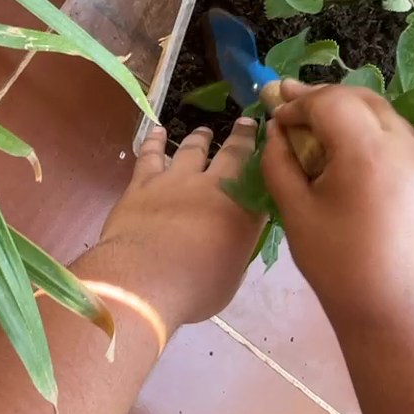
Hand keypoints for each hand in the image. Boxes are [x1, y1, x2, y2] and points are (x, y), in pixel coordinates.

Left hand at [77, 119, 264, 333]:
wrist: (145, 279)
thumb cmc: (193, 289)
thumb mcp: (230, 277)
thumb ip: (234, 252)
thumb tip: (231, 243)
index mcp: (241, 213)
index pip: (260, 184)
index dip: (265, 167)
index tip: (270, 153)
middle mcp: (213, 188)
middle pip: (232, 155)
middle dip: (241, 138)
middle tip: (245, 124)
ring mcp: (176, 181)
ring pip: (192, 150)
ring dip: (200, 138)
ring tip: (204, 131)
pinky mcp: (143, 183)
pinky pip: (150, 154)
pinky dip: (155, 141)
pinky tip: (158, 132)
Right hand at [260, 81, 413, 334]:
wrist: (397, 311)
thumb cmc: (336, 264)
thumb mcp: (295, 209)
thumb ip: (280, 161)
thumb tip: (277, 130)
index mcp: (369, 153)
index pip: (331, 102)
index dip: (298, 102)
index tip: (275, 114)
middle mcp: (406, 146)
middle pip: (360, 98)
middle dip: (322, 97)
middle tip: (288, 102)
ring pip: (382, 114)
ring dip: (346, 112)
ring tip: (314, 126)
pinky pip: (398, 137)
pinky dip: (368, 132)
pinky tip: (347, 152)